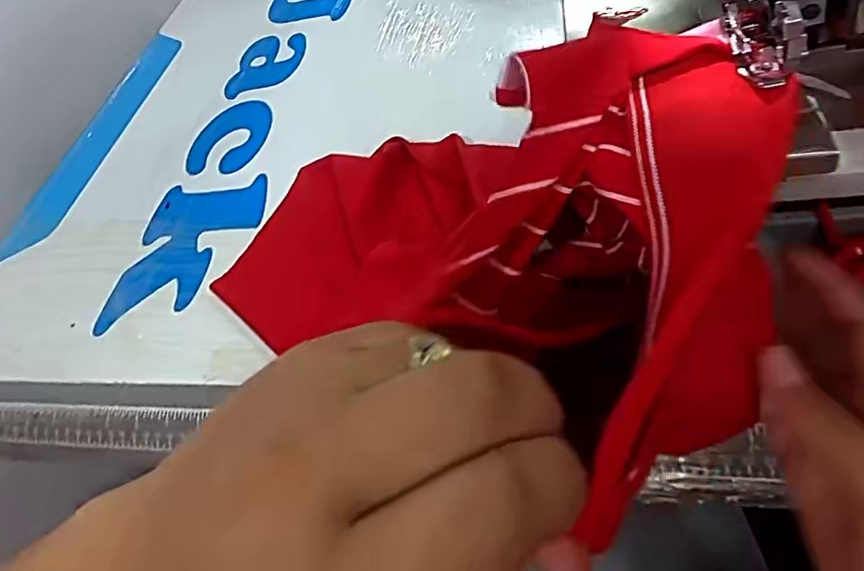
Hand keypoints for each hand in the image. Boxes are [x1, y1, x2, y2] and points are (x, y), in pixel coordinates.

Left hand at [5, 322, 586, 570]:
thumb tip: (571, 531)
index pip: (498, 491)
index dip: (560, 484)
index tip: (569, 493)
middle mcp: (318, 471)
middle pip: (478, 392)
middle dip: (537, 415)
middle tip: (541, 447)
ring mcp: (299, 396)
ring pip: (443, 348)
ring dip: (489, 381)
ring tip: (487, 421)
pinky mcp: (291, 356)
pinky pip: (396, 331)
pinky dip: (434, 360)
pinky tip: (427, 398)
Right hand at [759, 249, 863, 570]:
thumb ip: (830, 426)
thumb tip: (769, 356)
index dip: (834, 287)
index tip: (794, 253)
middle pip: (824, 349)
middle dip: (790, 306)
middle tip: (744, 270)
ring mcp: (835, 451)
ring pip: (795, 382)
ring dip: (764, 343)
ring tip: (727, 305)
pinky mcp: (809, 483)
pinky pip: (776, 424)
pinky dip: (753, 393)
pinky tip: (729, 368)